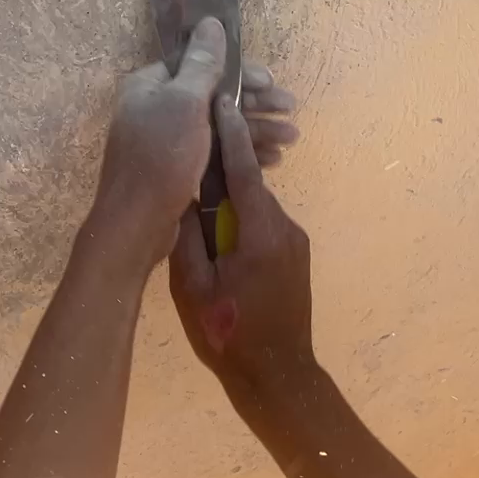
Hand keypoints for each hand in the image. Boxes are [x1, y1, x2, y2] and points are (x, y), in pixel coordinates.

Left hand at [94, 19, 299, 244]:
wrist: (136, 225)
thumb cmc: (161, 157)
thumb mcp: (185, 103)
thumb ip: (203, 64)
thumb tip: (211, 21)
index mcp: (151, 85)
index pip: (202, 66)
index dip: (239, 73)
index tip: (270, 82)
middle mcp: (158, 107)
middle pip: (215, 96)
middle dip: (256, 104)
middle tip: (291, 111)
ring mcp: (169, 139)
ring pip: (220, 126)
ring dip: (256, 129)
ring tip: (292, 139)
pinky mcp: (179, 167)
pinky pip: (216, 150)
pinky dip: (242, 152)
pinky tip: (272, 161)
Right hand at [168, 99, 314, 394]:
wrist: (279, 378)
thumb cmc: (229, 335)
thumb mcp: (192, 288)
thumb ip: (186, 237)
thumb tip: (180, 195)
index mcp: (260, 232)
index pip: (244, 170)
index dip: (232, 133)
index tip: (223, 100)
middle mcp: (285, 227)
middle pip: (251, 186)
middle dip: (224, 172)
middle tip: (192, 162)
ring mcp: (296, 242)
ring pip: (257, 207)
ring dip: (232, 203)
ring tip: (202, 214)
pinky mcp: (298, 255)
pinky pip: (266, 225)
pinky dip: (245, 222)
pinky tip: (224, 242)